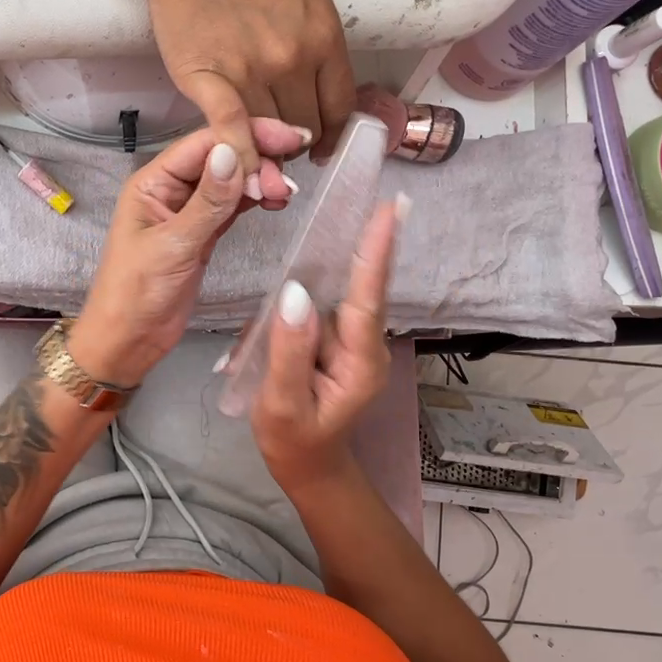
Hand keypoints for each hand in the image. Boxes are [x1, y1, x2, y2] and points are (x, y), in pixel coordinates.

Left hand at [71, 118, 307, 386]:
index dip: (245, 137)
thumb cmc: (136, 293)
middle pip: (221, 156)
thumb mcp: (173, 246)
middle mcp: (170, 189)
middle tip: (288, 181)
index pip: (204, 143)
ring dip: (261, 179)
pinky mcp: (204, 233)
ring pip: (231, 180)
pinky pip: (234, 205)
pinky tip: (277, 200)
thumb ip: (206, 202)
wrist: (128, 340)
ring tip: (286, 194)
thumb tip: (232, 152)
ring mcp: (188, 211)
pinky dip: (256, 199)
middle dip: (258, 159)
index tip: (286, 141)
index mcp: (152, 182)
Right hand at [132, 0, 353, 174]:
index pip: (338, 108)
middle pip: (302, 128)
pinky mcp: (208, 80)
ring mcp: (251, 72)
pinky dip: (239, 158)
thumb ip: (316, 42)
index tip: (317, 147)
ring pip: (268, 135)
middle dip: (292, 144)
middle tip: (276, 147)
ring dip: (263, 150)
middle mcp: (294, 59)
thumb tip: (315, 89)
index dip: (329, 136)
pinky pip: (231, 132)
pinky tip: (240, 172)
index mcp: (324, 35)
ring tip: (251, 152)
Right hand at [251, 195, 405, 487]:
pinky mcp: (338, 344)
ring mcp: (353, 344)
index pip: (367, 298)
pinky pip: (318, 315)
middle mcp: (366, 346)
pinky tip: (270, 330)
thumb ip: (288, 349)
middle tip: (362, 194)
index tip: (391, 208)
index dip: (377, 252)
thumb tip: (293, 292)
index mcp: (360, 361)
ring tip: (284, 309)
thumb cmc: (293, 440)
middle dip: (353, 247)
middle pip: (354, 290)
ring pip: (329, 301)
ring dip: (305, 291)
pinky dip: (295, 312)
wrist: (307, 466)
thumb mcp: (282, 401)